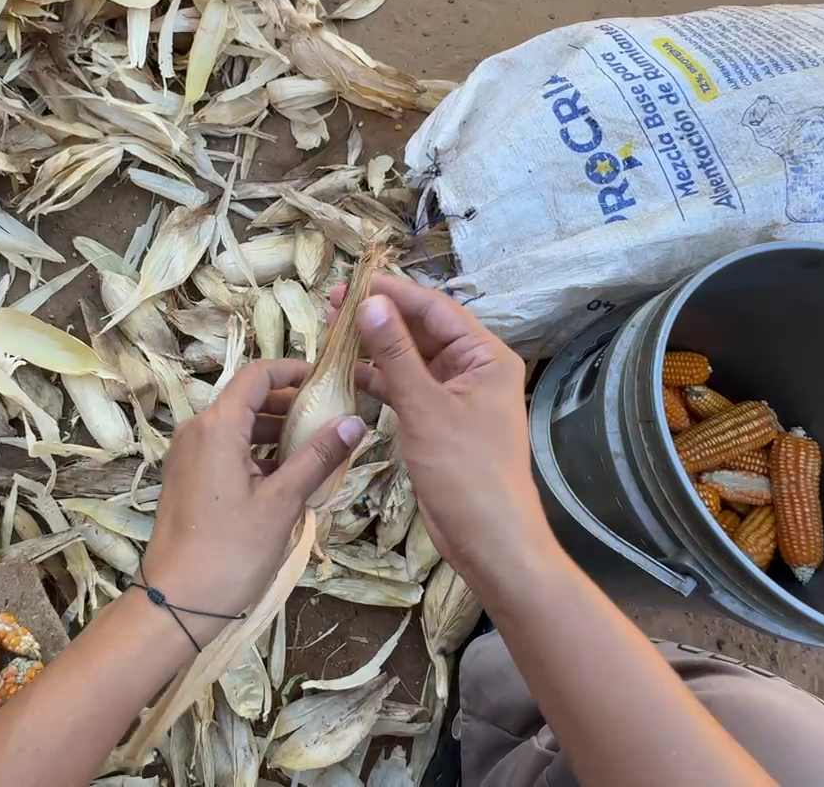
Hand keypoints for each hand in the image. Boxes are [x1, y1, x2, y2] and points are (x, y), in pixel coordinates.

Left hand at [141, 360, 365, 642]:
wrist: (176, 603)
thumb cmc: (231, 550)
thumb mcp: (282, 502)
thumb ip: (317, 457)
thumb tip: (355, 422)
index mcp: (217, 426)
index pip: (257, 375)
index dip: (293, 370)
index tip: (327, 379)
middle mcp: (197, 429)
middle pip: (248, 397)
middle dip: (290, 402)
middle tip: (331, 415)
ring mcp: (188, 453)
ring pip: (239, 424)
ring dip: (276, 429)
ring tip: (318, 444)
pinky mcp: (187, 475)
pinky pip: (226, 446)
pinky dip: (257, 450)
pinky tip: (288, 472)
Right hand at [332, 276, 544, 587]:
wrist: (490, 541)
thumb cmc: (466, 471)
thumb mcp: (425, 408)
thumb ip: (395, 354)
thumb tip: (370, 303)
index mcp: (484, 356)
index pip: (435, 309)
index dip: (393, 293)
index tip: (352, 282)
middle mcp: (471, 369)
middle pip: (421, 330)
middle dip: (379, 317)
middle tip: (333, 303)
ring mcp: (453, 395)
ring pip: (409, 358)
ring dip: (375, 346)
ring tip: (333, 329)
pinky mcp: (437, 419)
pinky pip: (405, 387)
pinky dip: (379, 379)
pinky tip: (347, 370)